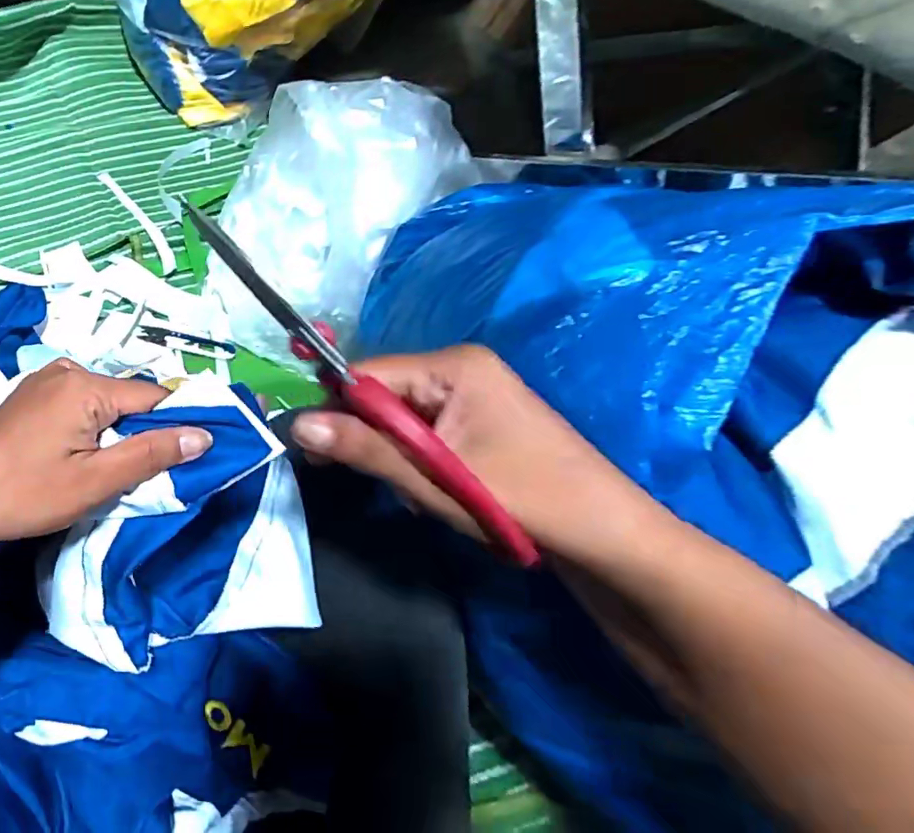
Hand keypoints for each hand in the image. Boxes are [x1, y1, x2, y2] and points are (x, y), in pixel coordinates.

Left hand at [0, 359, 213, 589]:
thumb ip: (151, 453)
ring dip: (114, 434)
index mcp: (83, 384)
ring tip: (106, 472)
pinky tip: (78, 458)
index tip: (193, 456)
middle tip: (139, 476)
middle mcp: (65, 370)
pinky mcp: (29, 396)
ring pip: (102, 404)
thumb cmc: (27, 494)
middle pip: (126, 399)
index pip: (152, 397)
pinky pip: (77, 405)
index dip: (177, 424)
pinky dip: (89, 428)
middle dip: (141, 433)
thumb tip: (203, 433)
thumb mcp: (96, 481)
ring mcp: (43, 381)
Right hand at [289, 345, 661, 562]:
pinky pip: (418, 431)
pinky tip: (430, 491)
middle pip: (379, 395)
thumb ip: (363, 448)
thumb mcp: (435, 477)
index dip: (334, 411)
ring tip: (415, 493)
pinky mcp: (475, 421)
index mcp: (453, 366)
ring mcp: (469, 395)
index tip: (313, 451)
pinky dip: (412, 461)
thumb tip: (295, 425)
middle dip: (367, 439)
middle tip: (368, 480)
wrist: (618, 547)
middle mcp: (457, 369)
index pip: (365, 375)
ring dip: (391, 456)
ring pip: (395, 418)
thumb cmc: (528, 501)